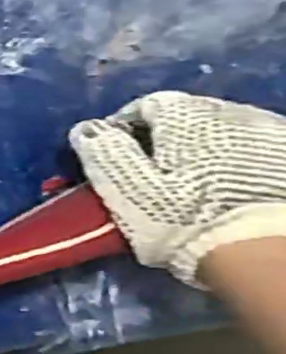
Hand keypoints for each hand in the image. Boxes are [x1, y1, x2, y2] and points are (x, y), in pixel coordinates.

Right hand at [70, 91, 285, 287]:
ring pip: (226, 126)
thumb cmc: (183, 217)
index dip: (123, 124)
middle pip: (191, 112)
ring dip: (201, 142)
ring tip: (186, 174)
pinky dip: (233, 154)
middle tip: (144, 166)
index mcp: (189, 120)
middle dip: (164, 132)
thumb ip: (103, 151)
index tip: (109, 152)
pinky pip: (254, 143)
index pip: (150, 103)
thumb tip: (86, 129)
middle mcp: (238, 116)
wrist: (266, 250)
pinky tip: (224, 180)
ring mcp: (275, 135)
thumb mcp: (125, 187)